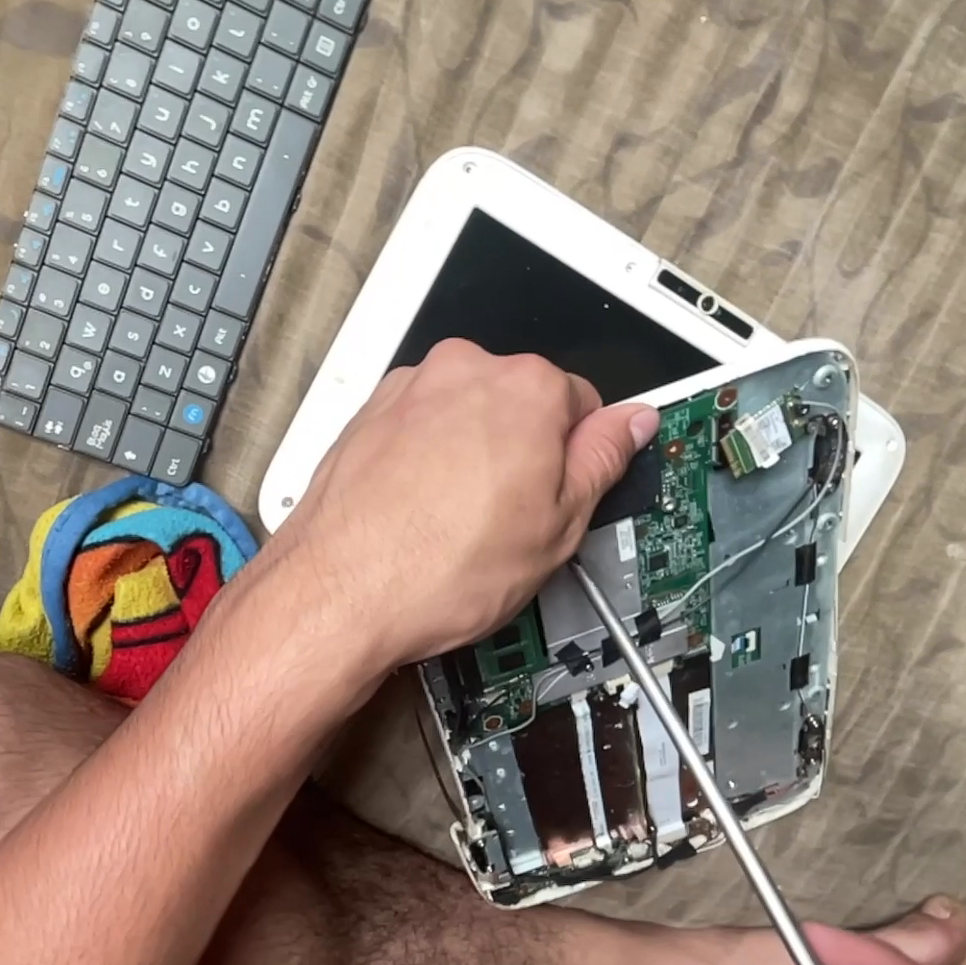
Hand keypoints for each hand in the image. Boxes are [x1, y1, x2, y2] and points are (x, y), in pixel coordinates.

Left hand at [265, 339, 657, 674]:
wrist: (336, 592)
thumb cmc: (436, 569)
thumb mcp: (556, 527)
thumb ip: (601, 461)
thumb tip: (629, 426)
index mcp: (525, 388)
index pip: (582, 403)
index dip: (575, 457)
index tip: (560, 492)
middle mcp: (463, 371)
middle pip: (519, 404)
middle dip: (522, 452)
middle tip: (510, 517)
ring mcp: (408, 390)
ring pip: (465, 415)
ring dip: (471, 455)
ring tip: (457, 522)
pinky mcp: (368, 414)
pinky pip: (418, 427)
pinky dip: (426, 458)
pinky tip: (420, 510)